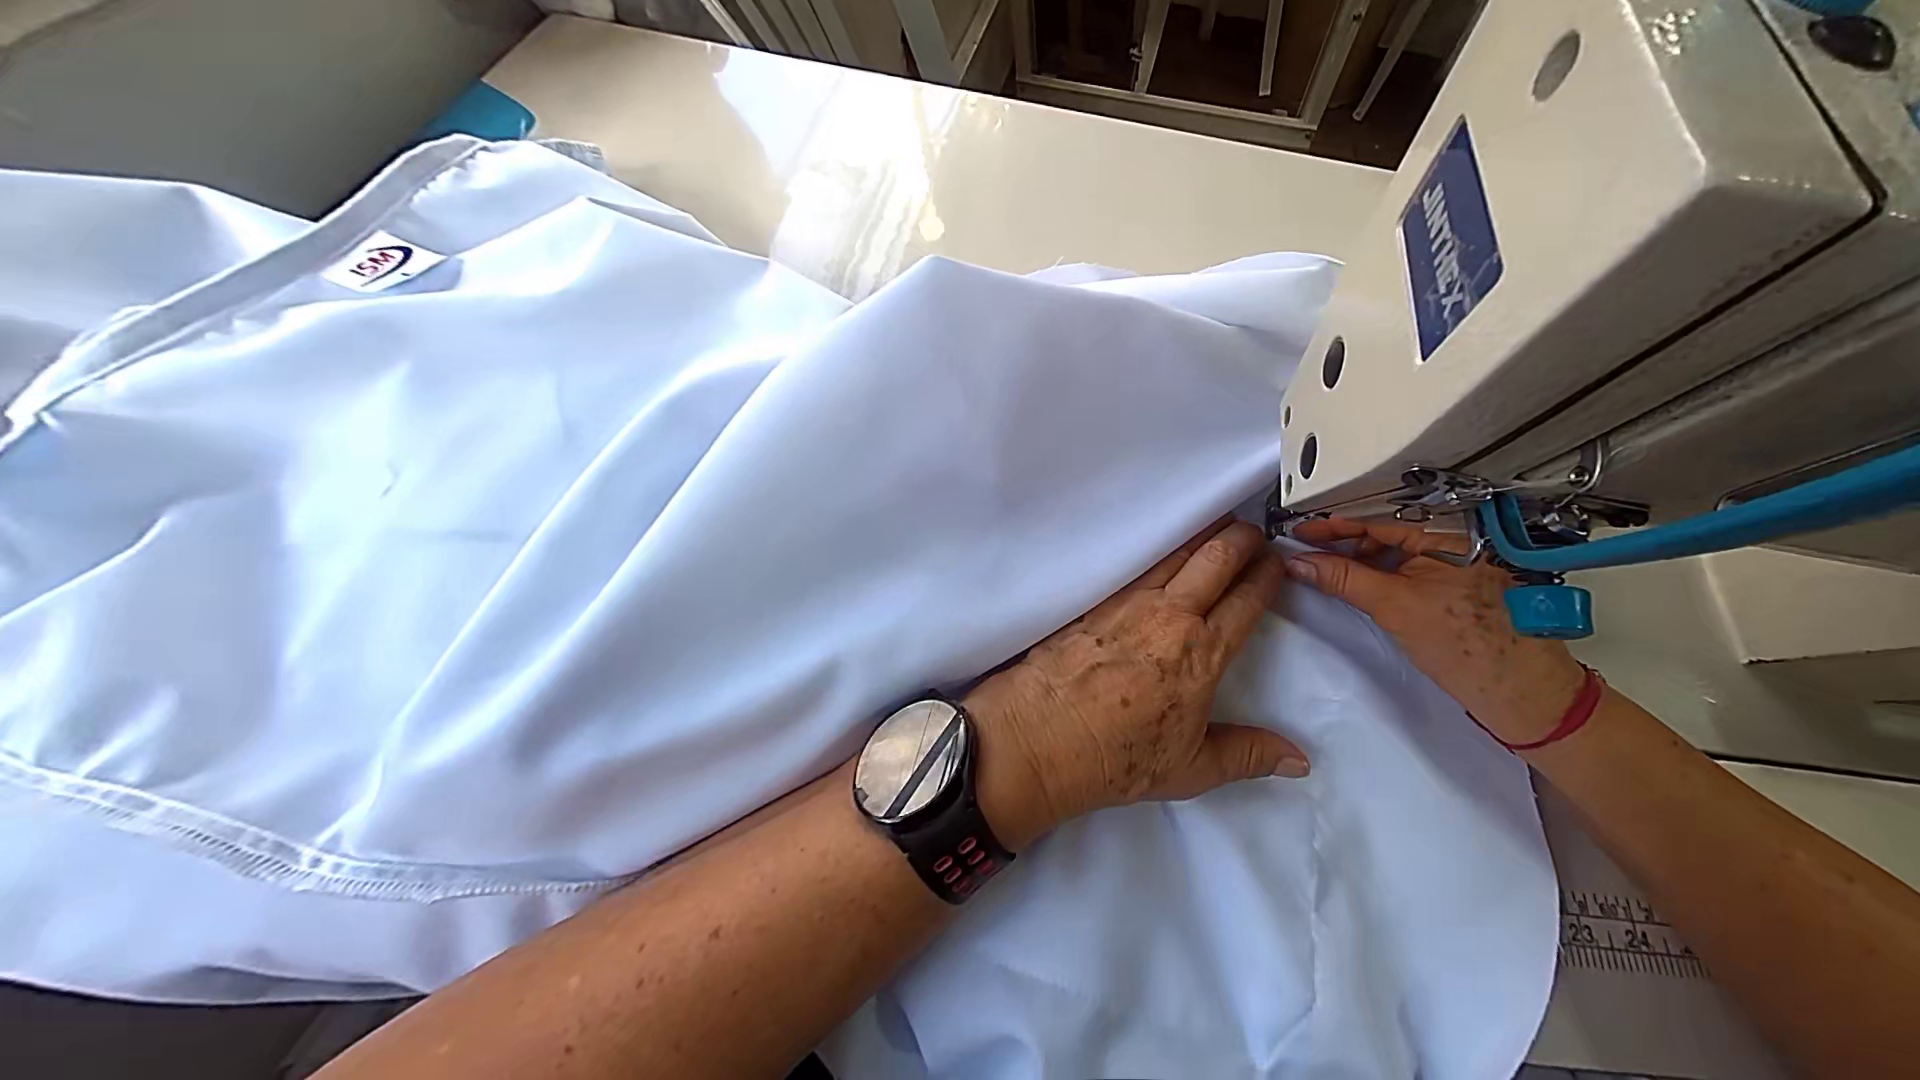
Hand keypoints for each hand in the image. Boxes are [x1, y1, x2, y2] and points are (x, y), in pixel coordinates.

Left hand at [965, 518, 1308, 851]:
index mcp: (1202, 654)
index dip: (1267, 575)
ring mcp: (1127, 604)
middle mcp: (1169, 617)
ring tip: (1215, 525)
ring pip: (1173, 553)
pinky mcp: (1093, 601)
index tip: (1278, 560)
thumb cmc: (1117, 758)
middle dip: (1240, 538)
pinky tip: (1157, 550)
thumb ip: (1248, 755)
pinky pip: (1134, 565)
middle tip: (1252, 531)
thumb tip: (1299, 760)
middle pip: (1214, 559)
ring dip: (1199, 535)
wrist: (1039, 737)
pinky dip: (1155, 551)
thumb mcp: (1191, 769)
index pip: (1247, 601)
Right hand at [1281, 517, 1588, 746]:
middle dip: (1342, 541)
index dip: (1334, 525)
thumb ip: (1342, 577)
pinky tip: (1354, 581)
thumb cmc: (1474, 648)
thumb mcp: (1393, 605)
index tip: (1302, 531)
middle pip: (1384, 531)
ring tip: (1324, 569)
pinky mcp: (1452, 586)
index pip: (1378, 519)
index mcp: (1450, 534)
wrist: (1516, 690)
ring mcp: (1455, 565)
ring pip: (1393, 550)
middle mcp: (1456, 542)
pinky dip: (1375, 573)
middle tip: (1306, 551)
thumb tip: (1302, 562)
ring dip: (1356, 558)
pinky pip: (1404, 568)